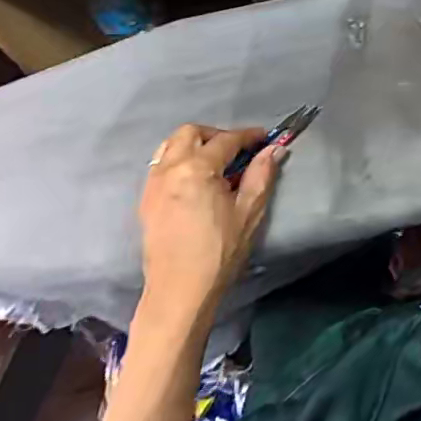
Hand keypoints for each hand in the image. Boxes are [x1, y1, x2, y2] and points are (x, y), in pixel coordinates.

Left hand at [137, 124, 283, 323]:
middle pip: (189, 133)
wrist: (180, 287)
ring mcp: (152, 184)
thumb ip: (262, 174)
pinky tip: (200, 180)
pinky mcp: (146, 199)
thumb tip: (274, 150)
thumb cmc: (221, 248)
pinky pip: (161, 165)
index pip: (226, 140)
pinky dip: (181, 161)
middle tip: (240, 149)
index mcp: (196, 170)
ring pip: (170, 146)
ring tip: (219, 163)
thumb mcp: (250, 210)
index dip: (249, 136)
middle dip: (217, 135)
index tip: (266, 138)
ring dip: (196, 145)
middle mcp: (168, 169)